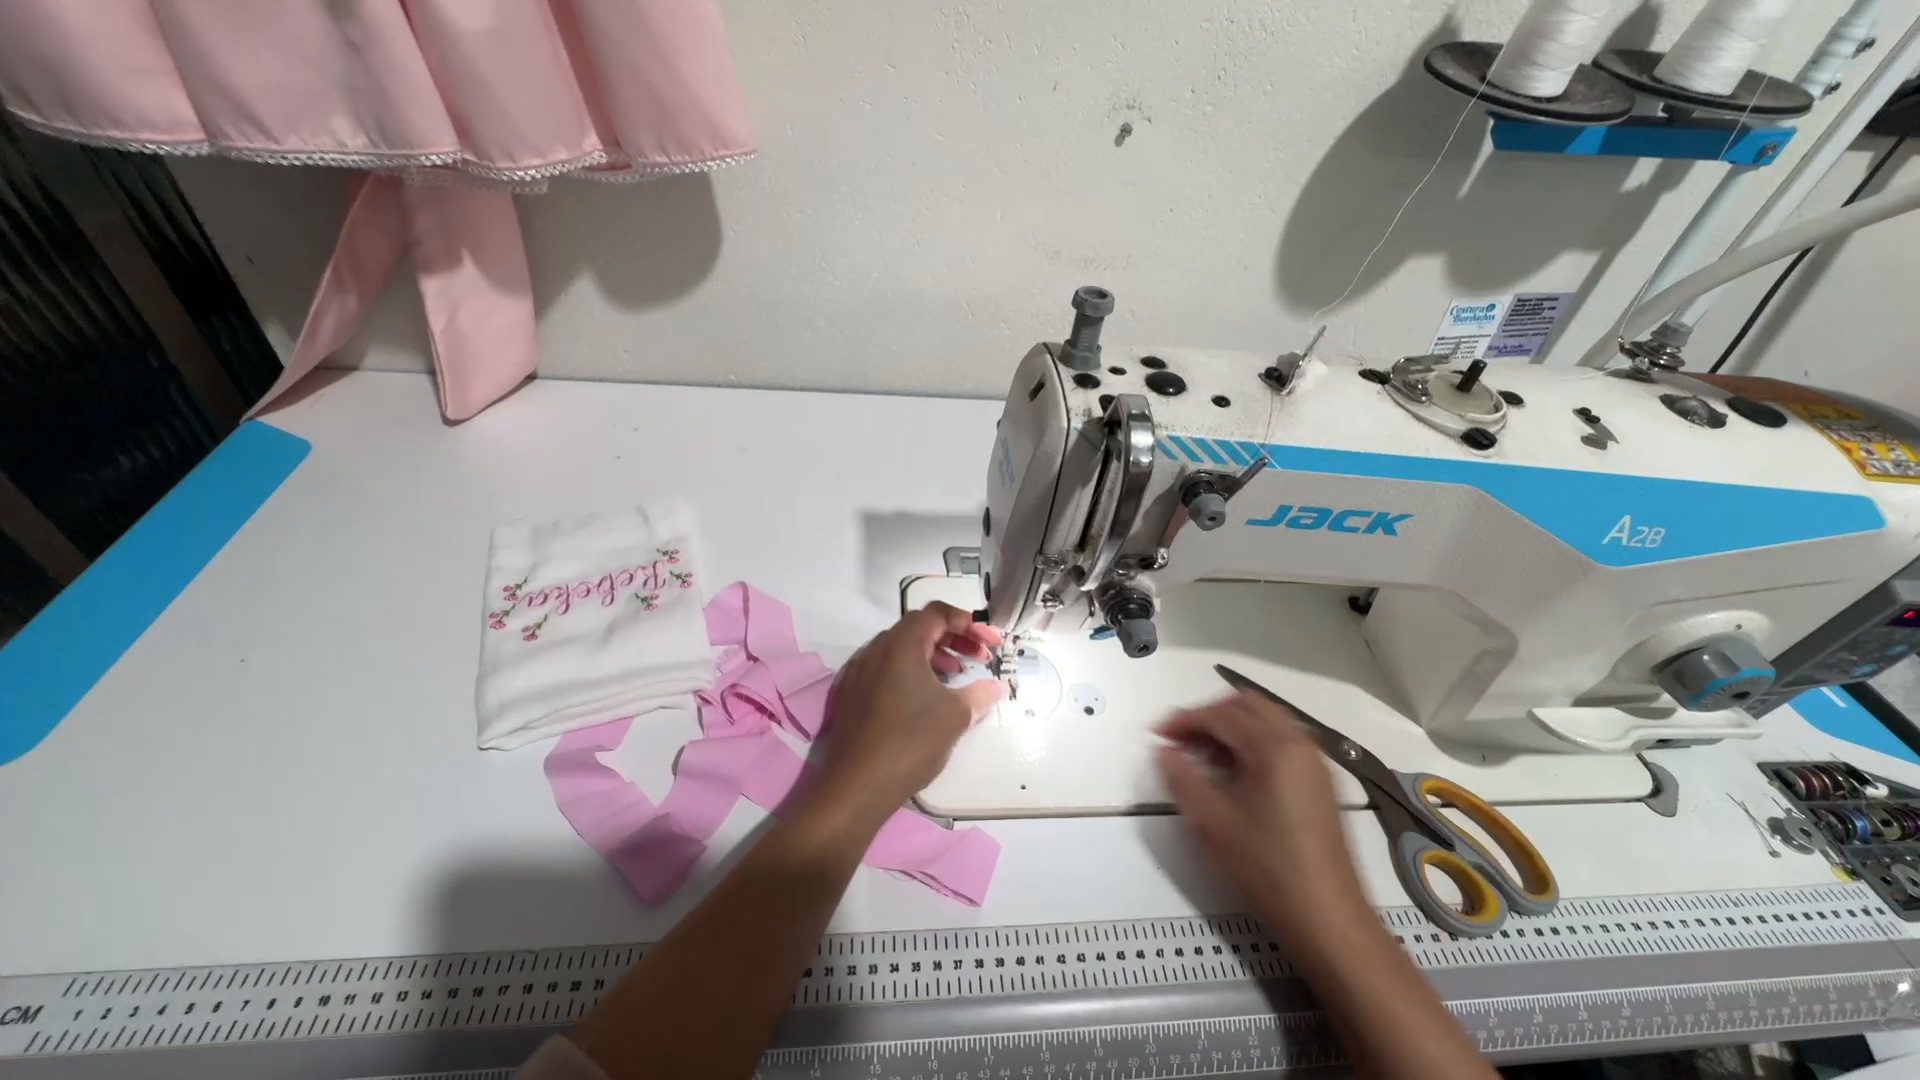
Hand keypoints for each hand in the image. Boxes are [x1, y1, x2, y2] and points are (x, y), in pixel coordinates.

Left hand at [816, 602, 1003, 821]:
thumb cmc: (911, 741)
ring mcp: (859, 672)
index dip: (968, 623)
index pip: (936, 613)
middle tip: (979, 658)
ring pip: (900, 650)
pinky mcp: (851, 695)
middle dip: (953, 638)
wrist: (857, 785)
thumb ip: (979, 694)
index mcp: (901, 645)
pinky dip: (910, 673)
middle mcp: (876, 650)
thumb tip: (995, 687)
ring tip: (956, 677)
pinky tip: (925, 699)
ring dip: (933, 656)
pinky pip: (885, 670)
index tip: (989, 642)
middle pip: (918, 628)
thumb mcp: (955, 716)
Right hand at [1155, 693, 1366, 945]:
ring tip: (1202, 756)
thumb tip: (1164, 751)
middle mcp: (1300, 744)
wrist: (1328, 918)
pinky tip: (1234, 774)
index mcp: (1275, 748)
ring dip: (1232, 727)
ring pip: (1268, 721)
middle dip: (1209, 715)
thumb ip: (1183, 779)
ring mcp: (1316, 763)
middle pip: (1248, 705)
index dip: (1185, 719)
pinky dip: (1253, 742)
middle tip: (1180, 740)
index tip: (1157, 735)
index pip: (1222, 715)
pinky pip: (1283, 742)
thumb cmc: (1269, 869)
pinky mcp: (1321, 784)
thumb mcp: (1213, 823)